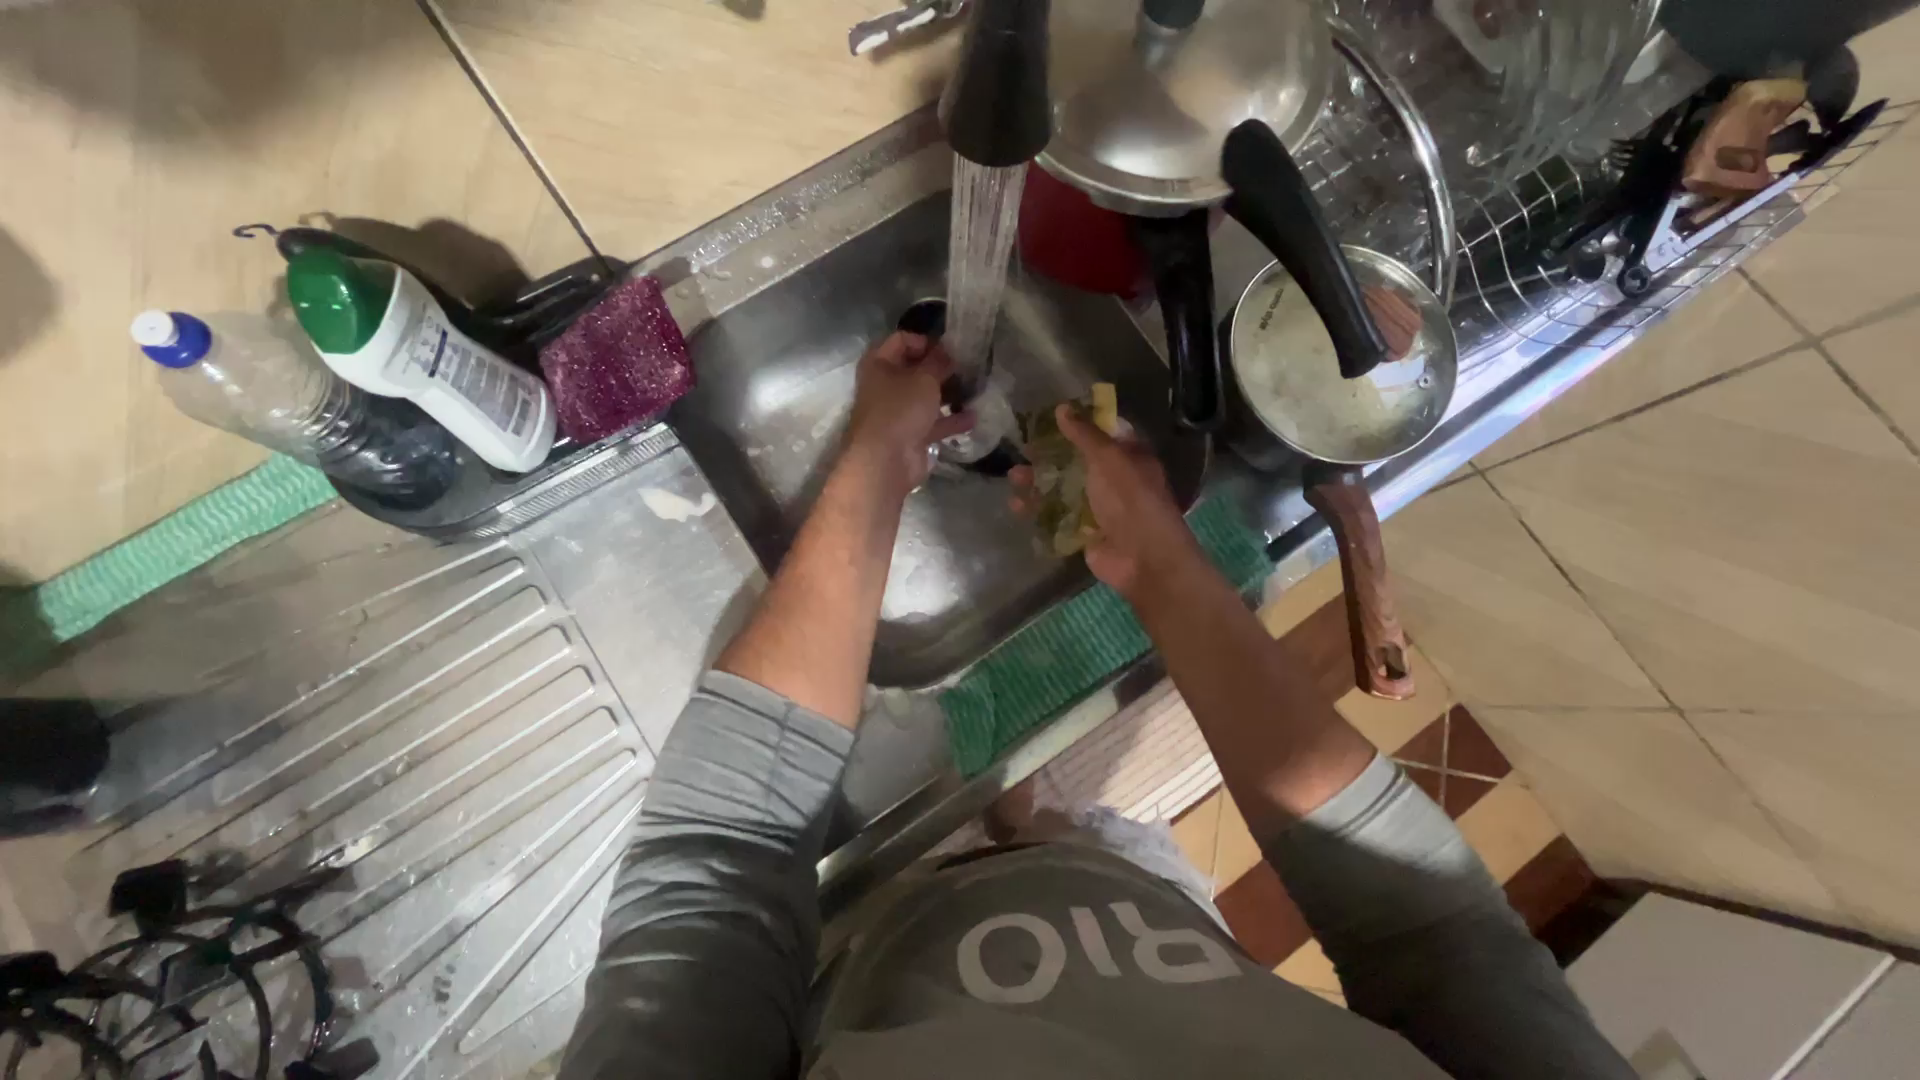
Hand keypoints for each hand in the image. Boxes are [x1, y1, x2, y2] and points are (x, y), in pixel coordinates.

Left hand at [841, 331, 974, 497]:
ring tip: (974, 389)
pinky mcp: (910, 436)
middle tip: (967, 367)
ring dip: (948, 394)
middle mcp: (885, 386)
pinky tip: (974, 417)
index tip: (950, 349)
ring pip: (925, 398)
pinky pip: (933, 423)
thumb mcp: (924, 378)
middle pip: (915, 370)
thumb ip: (938, 362)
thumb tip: (947, 351)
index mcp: (879, 364)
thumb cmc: (900, 409)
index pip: (901, 341)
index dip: (926, 341)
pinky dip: (951, 420)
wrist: (885, 461)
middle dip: (940, 369)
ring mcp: (898, 413)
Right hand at [1012, 404, 1202, 597]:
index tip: (1048, 419)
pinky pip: (1057, 517)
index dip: (1078, 424)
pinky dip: (1038, 511)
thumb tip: (1061, 408)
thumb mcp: (1109, 459)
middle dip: (1049, 456)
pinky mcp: (1084, 531)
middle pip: (1076, 462)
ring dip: (1038, 482)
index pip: (1102, 434)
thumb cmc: (1131, 500)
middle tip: (1024, 450)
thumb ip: (1085, 435)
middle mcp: (1114, 479)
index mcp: (1128, 457)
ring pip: (1063, 489)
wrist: (1142, 558)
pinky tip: (1018, 506)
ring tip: (1014, 477)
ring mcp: (1099, 507)